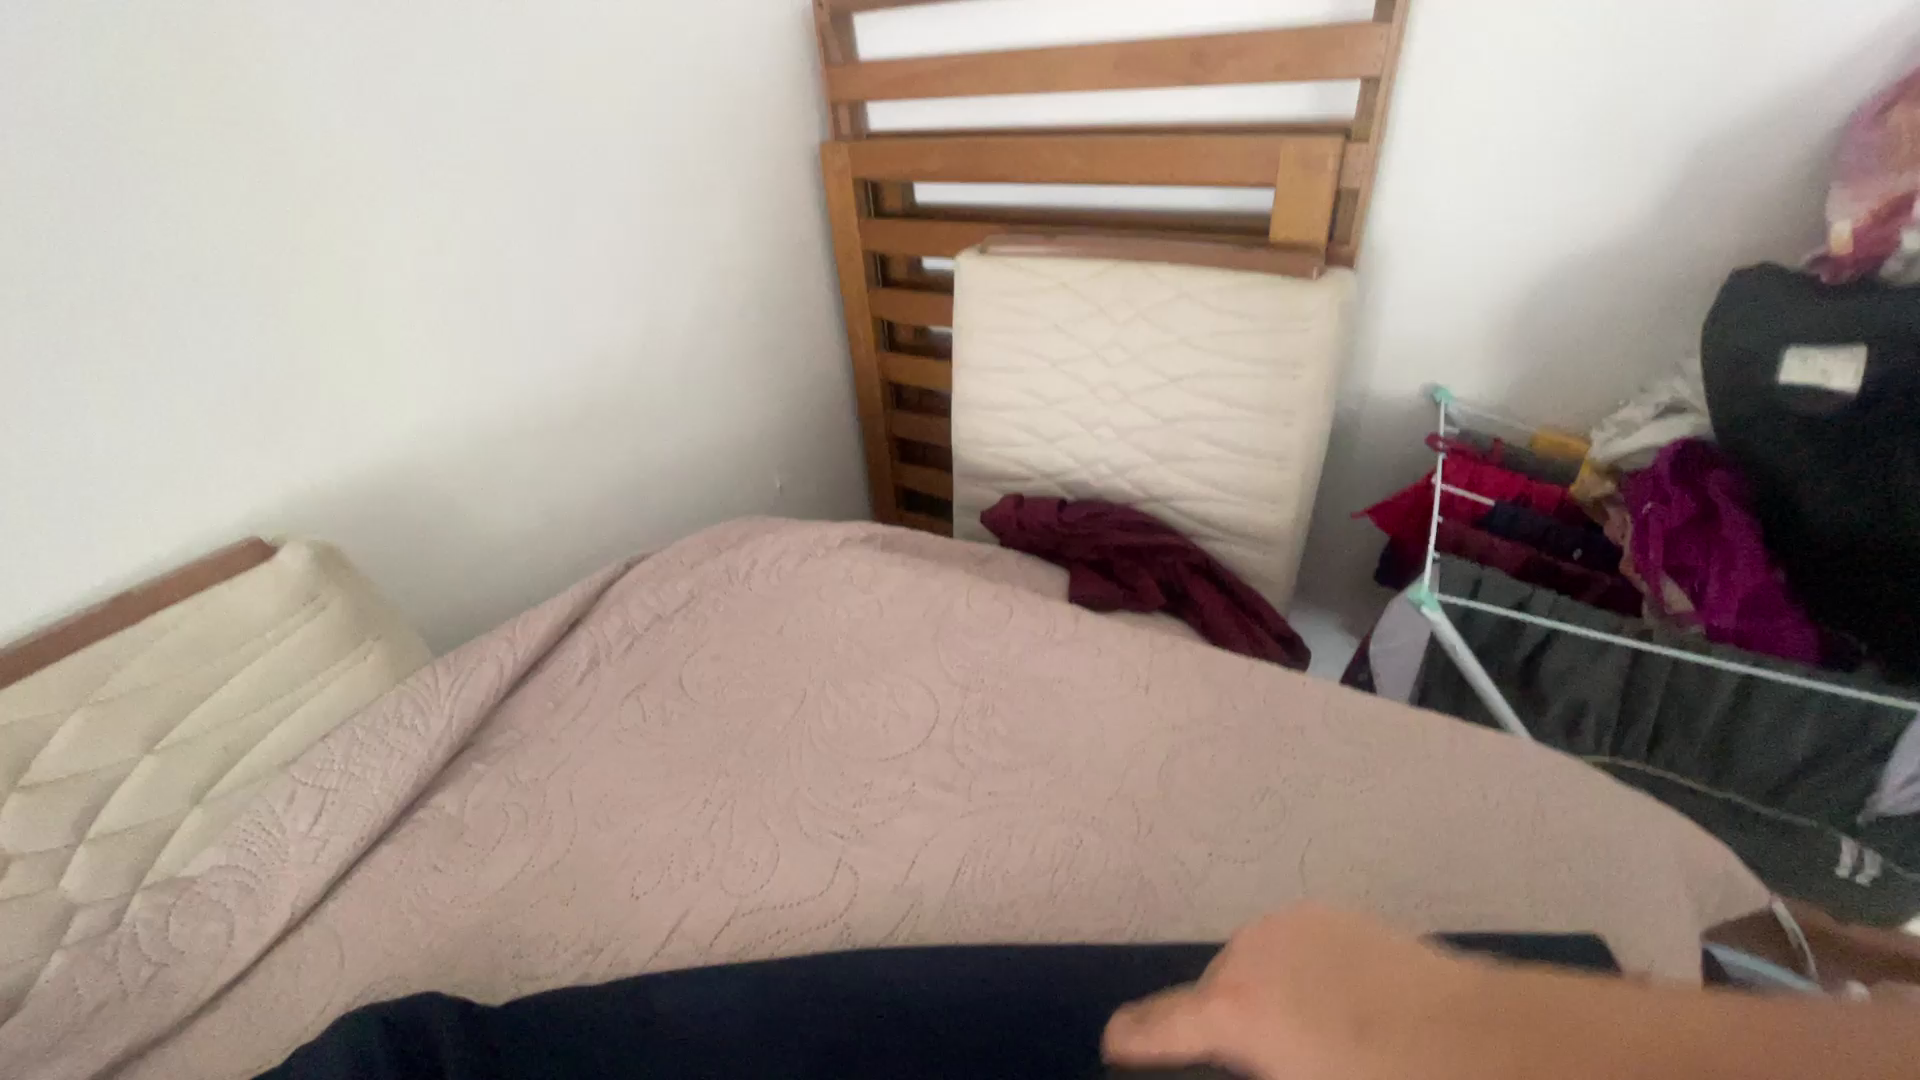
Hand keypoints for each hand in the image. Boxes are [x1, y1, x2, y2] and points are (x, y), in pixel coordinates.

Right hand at [1103, 906, 1496, 1079]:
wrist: (1484, 1043)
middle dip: (1220, 1025)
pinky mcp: (1328, 915)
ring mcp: (1288, 928)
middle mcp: (1248, 955)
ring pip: (1252, 966)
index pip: (1162, 1024)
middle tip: (1258, 1060)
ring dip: (1260, 996)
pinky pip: (1289, 947)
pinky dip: (1295, 973)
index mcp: (1236, 1011)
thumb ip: (1261, 1060)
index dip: (1133, 1037)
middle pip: (1212, 993)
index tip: (1113, 1042)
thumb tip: (1254, 1053)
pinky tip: (1338, 1003)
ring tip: (1306, 1034)